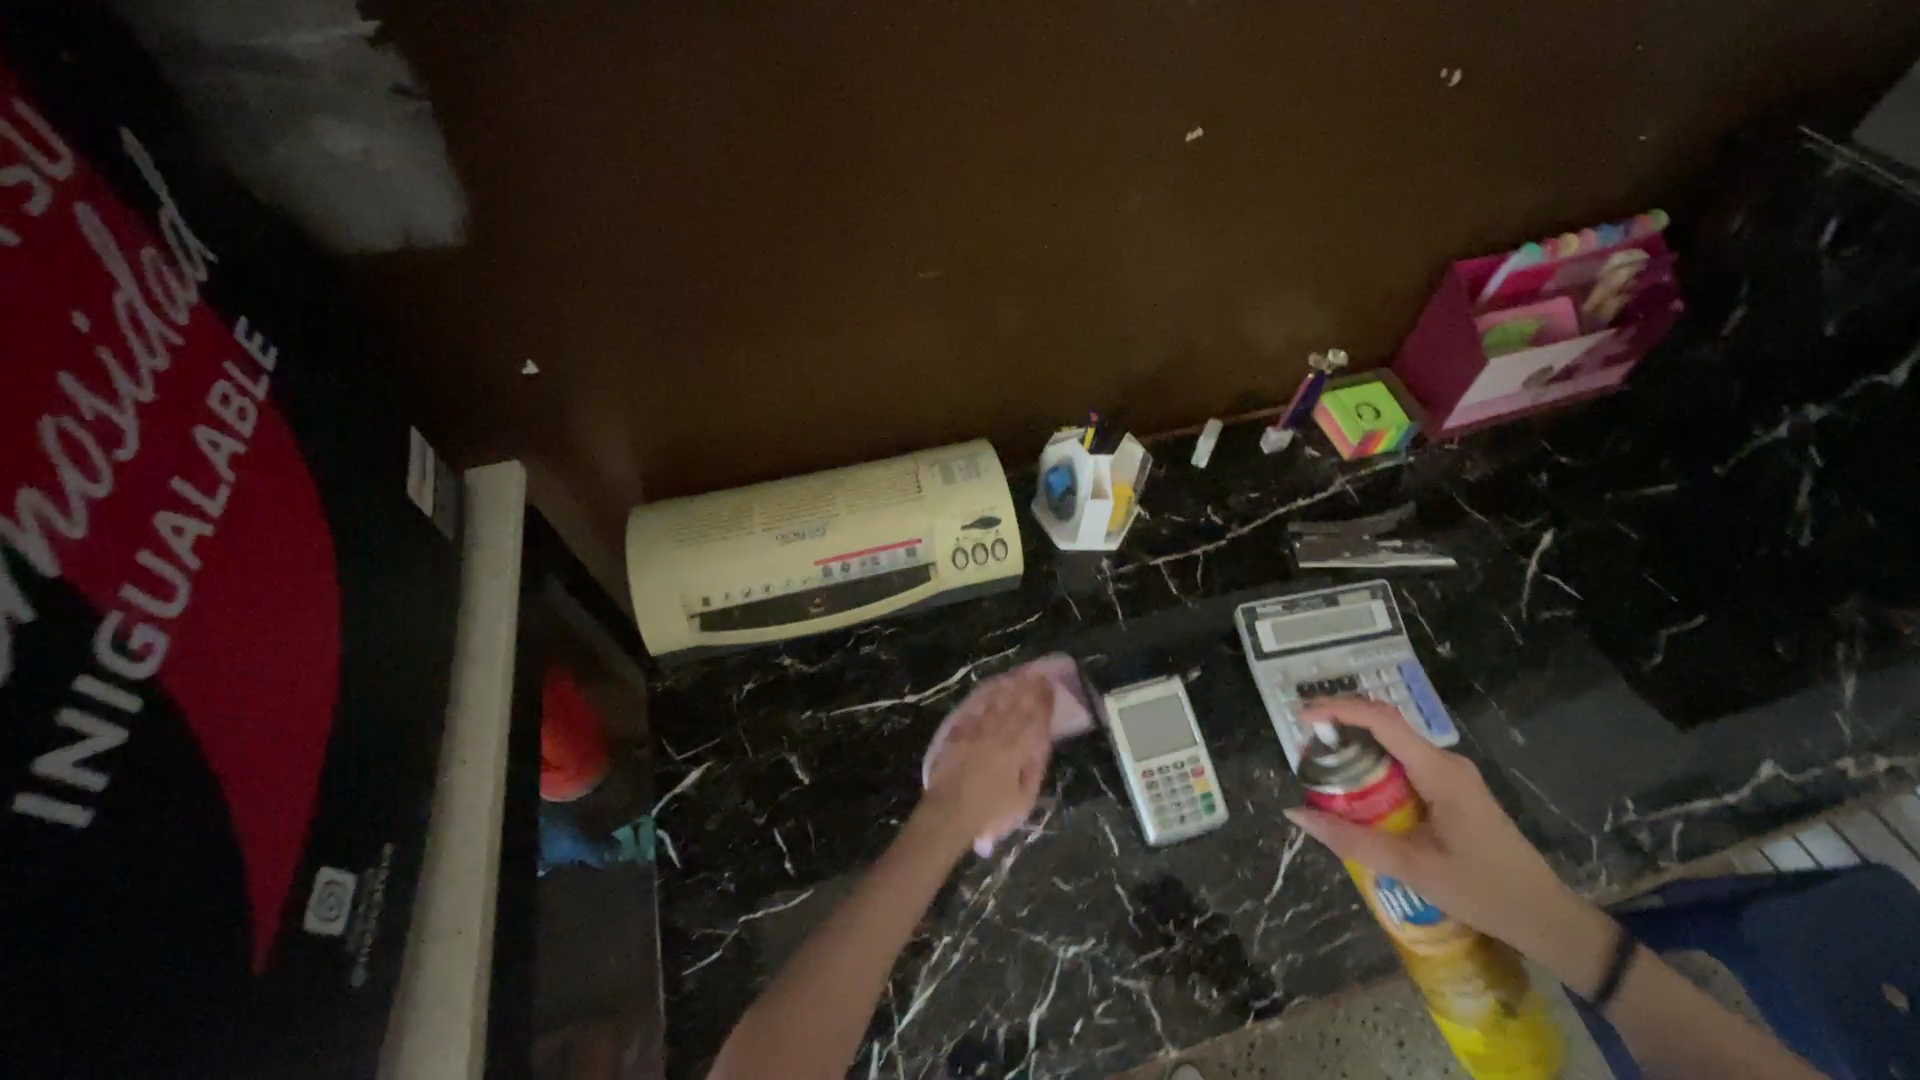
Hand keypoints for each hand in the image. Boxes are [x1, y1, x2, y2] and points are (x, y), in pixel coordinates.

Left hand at [920, 672, 1052, 850]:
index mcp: (1017, 750)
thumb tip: (1041, 742)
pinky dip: (983, 698)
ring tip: (1017, 675)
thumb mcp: (1024, 798)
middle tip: (1037, 673)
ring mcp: (976, 732)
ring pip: (995, 703)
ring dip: (1007, 688)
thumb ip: (1034, 768)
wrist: (949, 813)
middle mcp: (998, 734)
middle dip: (1028, 688)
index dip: (1043, 702)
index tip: (1049, 686)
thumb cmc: (990, 812)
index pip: (1034, 720)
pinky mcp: (957, 734)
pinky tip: (989, 689)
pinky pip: (973, 710)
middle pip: (1016, 706)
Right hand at [1283, 697, 1616, 992]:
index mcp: (1439, 772)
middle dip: (1341, 725)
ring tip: (1319, 764)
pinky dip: (1372, 766)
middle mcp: (1445, 762)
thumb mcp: (1410, 867)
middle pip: (1385, 725)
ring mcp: (1450, 775)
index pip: (1383, 721)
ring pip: (1393, 744)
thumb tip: (1296, 813)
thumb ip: (1350, 838)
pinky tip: (1353, 787)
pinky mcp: (1451, 790)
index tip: (1302, 718)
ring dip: (1355, 746)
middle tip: (1303, 743)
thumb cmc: (1481, 890)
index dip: (1339, 710)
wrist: (1544, 916)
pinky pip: (1403, 764)